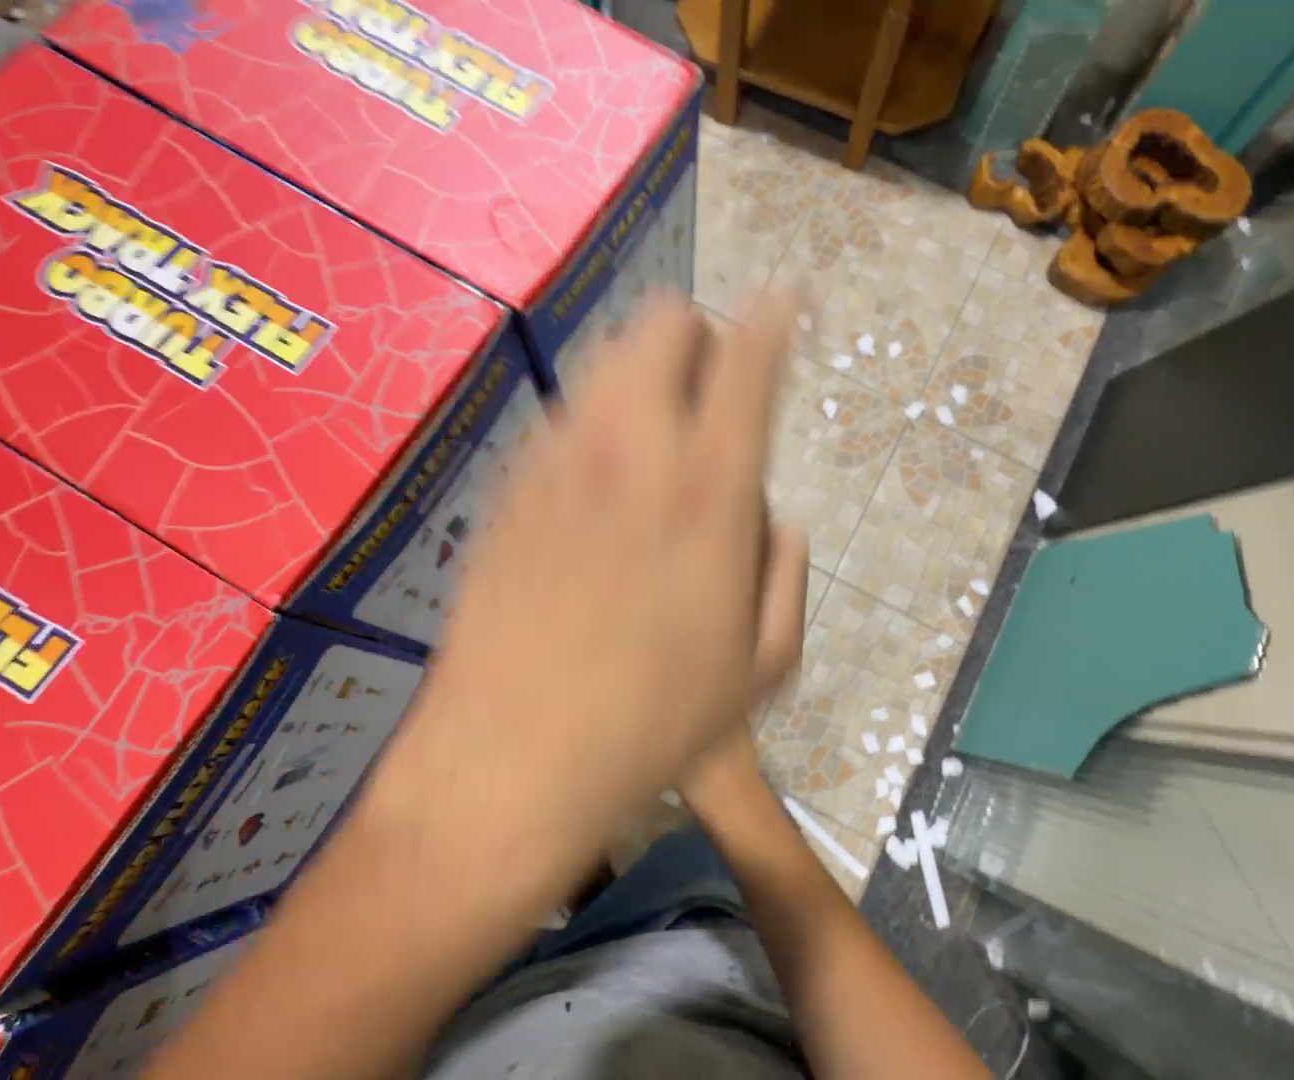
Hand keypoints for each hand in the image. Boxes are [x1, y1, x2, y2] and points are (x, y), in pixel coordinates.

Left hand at [423, 290, 800, 817]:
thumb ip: (784, 577)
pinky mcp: (509, 489)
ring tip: (651, 439)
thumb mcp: (761, 669)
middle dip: (694, 337)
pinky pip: (559, 420)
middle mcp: (633, 454)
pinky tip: (593, 487)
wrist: (515, 755)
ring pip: (603, 362)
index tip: (784, 301)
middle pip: (661, 326)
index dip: (773, 319)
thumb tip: (774, 522)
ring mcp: (559, 463)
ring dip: (639, 376)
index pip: (747, 362)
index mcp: (710, 492)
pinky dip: (592, 426)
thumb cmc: (656, 722)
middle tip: (707, 391)